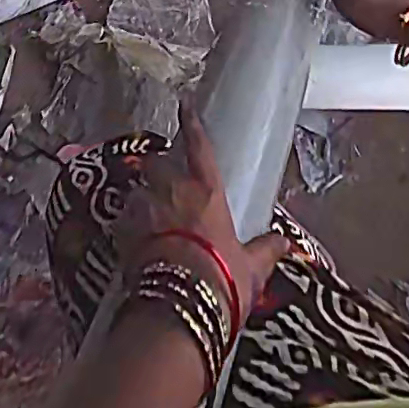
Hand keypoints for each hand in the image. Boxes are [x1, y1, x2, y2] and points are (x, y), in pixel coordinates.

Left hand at [120, 103, 289, 328]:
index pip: (199, 146)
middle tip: (165, 188)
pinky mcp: (123, 227)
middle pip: (158, 164)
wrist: (180, 306)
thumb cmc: (222, 280)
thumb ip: (265, 251)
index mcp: (207, 191)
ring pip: (138, 190)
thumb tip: (285, 241)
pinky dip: (128, 226)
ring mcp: (146, 205)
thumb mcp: (251, 269)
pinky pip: (123, 218)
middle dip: (159, 171)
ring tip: (150, 221)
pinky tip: (135, 244)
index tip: (184, 101)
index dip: (192, 122)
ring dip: (143, 200)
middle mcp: (173, 189)